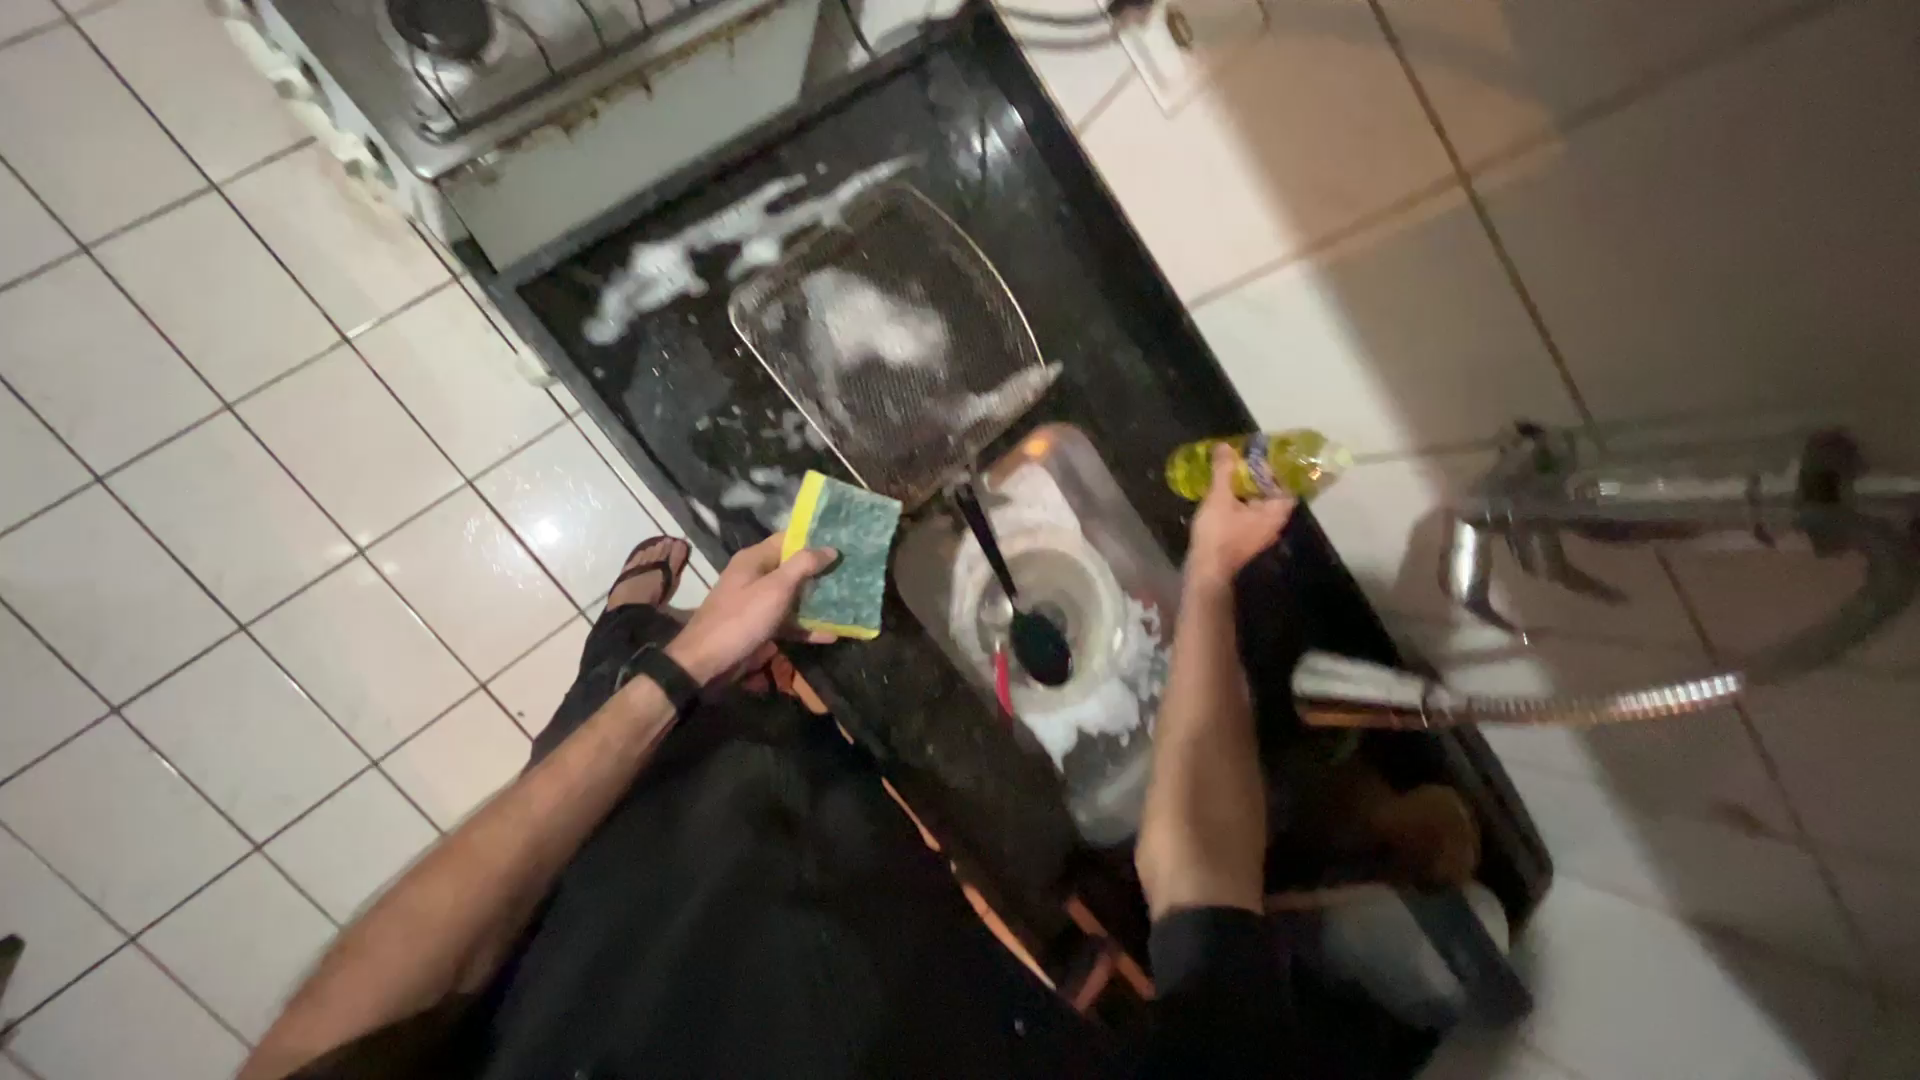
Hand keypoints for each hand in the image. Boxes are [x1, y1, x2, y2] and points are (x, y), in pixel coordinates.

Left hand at [663, 533, 838, 684]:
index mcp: (755, 559)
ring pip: (794, 596)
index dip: (815, 539)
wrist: (706, 664)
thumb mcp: (775, 588)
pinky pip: (788, 621)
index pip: (788, 538)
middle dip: (821, 571)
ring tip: (849, 600)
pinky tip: (831, 635)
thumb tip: (830, 548)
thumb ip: (803, 565)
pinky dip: (807, 627)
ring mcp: (758, 602)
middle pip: (793, 567)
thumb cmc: (741, 619)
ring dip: (818, 600)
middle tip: (853, 571)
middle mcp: (756, 576)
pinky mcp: (760, 626)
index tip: (844, 542)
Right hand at [1186, 443, 1294, 591]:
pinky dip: (1241, 503)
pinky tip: (1225, 494)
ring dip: (1249, 490)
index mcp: (1274, 513)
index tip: (1264, 455)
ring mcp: (1259, 534)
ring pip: (1259, 506)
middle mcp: (1272, 524)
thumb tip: (1225, 446)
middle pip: (1273, 495)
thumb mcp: (1219, 498)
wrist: (1206, 570)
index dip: (1278, 470)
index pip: (1287, 486)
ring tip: (1233, 473)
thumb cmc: (1218, 534)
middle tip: (1246, 460)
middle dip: (1260, 478)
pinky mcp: (1245, 540)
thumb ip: (1223, 471)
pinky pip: (1248, 515)